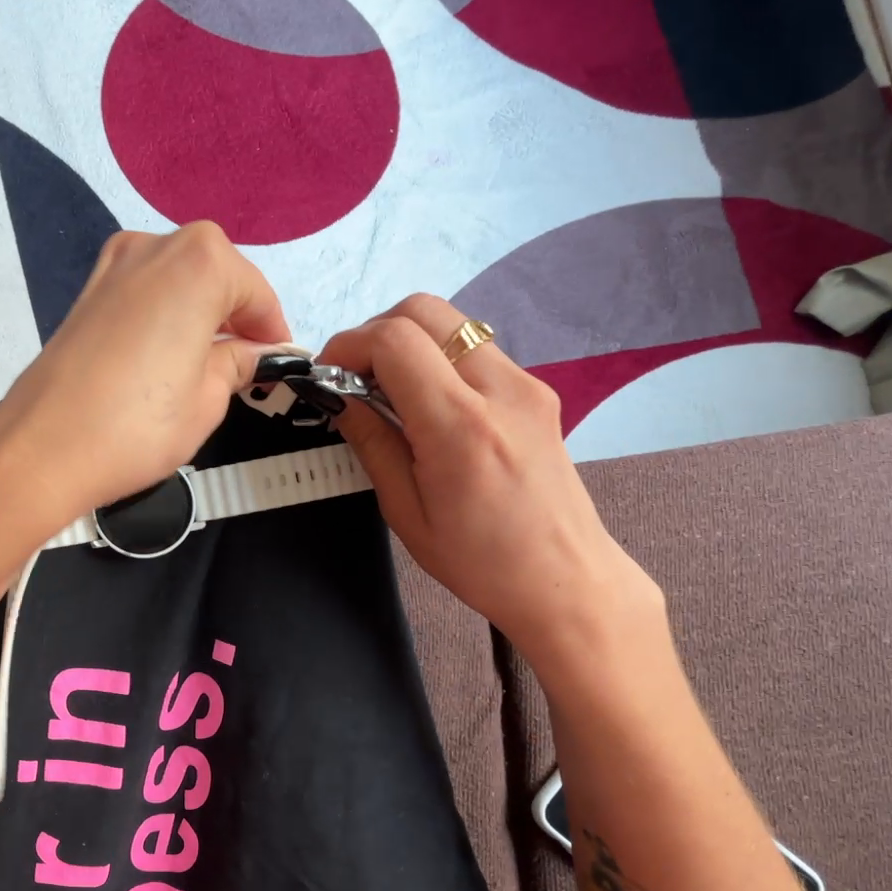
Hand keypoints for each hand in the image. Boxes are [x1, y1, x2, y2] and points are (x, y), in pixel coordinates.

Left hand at [0, 223, 289, 522]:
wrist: (39, 451)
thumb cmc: (136, 428)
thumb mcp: (206, 401)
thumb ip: (235, 365)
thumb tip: (250, 353)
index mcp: (199, 262)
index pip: (254, 290)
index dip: (270, 328)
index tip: (277, 360)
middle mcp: (154, 247)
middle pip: (213, 273)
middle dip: (233, 314)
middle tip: (242, 363)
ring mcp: (112, 266)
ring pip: (175, 279)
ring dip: (196, 311)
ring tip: (202, 363)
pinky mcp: (83, 294)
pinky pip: (142, 292)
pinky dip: (161, 314)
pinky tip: (161, 356)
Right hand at [323, 294, 662, 661]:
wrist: (564, 578)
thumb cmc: (478, 560)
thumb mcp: (405, 510)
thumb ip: (371, 442)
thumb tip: (339, 398)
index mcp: (460, 425)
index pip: (395, 340)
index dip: (348, 345)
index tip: (326, 376)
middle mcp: (500, 388)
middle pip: (425, 310)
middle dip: (374, 332)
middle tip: (351, 377)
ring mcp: (526, 383)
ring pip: (451, 323)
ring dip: (406, 343)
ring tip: (384, 392)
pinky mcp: (536, 390)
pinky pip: (473, 349)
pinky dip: (435, 358)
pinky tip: (422, 404)